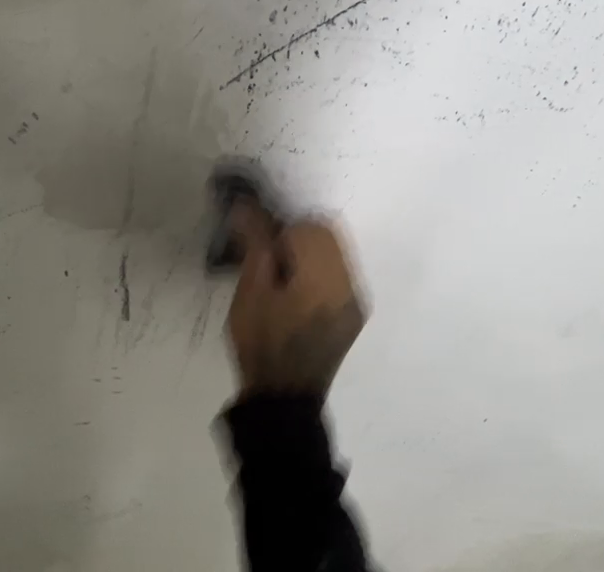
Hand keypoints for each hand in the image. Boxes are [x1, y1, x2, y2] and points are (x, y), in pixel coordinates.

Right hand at [225, 197, 366, 395]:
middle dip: (297, 234)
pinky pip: (339, 270)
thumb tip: (248, 206)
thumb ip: (256, 243)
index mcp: (324, 279)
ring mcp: (356, 299)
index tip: (258, 242)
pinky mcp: (354, 311)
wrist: (284, 396)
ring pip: (335, 249)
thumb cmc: (262, 343)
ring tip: (282, 272)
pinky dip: (318, 266)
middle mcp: (349, 284)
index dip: (280, 227)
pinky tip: (297, 288)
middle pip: (328, 232)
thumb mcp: (250, 292)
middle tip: (269, 255)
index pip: (309, 227)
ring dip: (308, 248)